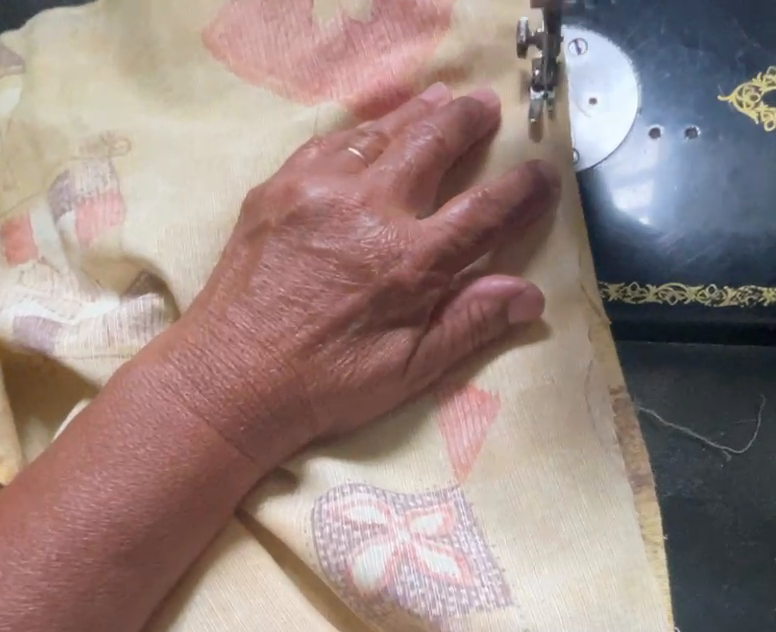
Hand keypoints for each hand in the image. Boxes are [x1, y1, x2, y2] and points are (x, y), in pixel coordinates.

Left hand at [153, 83, 561, 467]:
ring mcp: (318, 190)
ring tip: (440, 101)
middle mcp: (369, 210)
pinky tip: (372, 129)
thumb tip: (530, 295)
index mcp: (409, 263)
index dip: (522, 190)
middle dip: (467, 121)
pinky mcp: (278, 188)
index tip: (543, 173)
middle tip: (486, 107)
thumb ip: (468, 325)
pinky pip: (329, 142)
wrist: (231, 380)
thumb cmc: (327, 386)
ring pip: (381, 132)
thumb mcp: (408, 371)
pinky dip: (361, 129)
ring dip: (418, 113)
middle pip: (432, 144)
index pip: (484, 212)